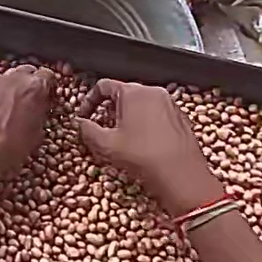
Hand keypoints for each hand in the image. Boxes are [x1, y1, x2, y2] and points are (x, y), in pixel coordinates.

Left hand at [0, 65, 56, 184]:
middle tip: (30, 101)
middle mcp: (13, 78)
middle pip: (27, 72)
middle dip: (30, 84)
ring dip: (12, 87)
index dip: (49, 88)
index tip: (48, 97)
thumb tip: (40, 106)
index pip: (48, 76)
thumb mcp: (36, 134)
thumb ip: (40, 112)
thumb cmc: (8, 149)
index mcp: (34, 87)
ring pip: (8, 77)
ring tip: (10, 106)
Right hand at [74, 79, 222, 214]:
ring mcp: (170, 104)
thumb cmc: (143, 156)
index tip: (84, 117)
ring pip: (140, 105)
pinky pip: (155, 115)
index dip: (89, 101)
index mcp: (133, 93)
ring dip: (126, 119)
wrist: (181, 175)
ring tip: (120, 140)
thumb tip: (80, 123)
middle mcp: (154, 92)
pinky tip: (141, 145)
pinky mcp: (180, 118)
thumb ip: (87, 129)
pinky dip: (144, 124)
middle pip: (122, 94)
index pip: (103, 86)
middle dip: (107, 111)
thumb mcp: (106, 144)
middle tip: (101, 131)